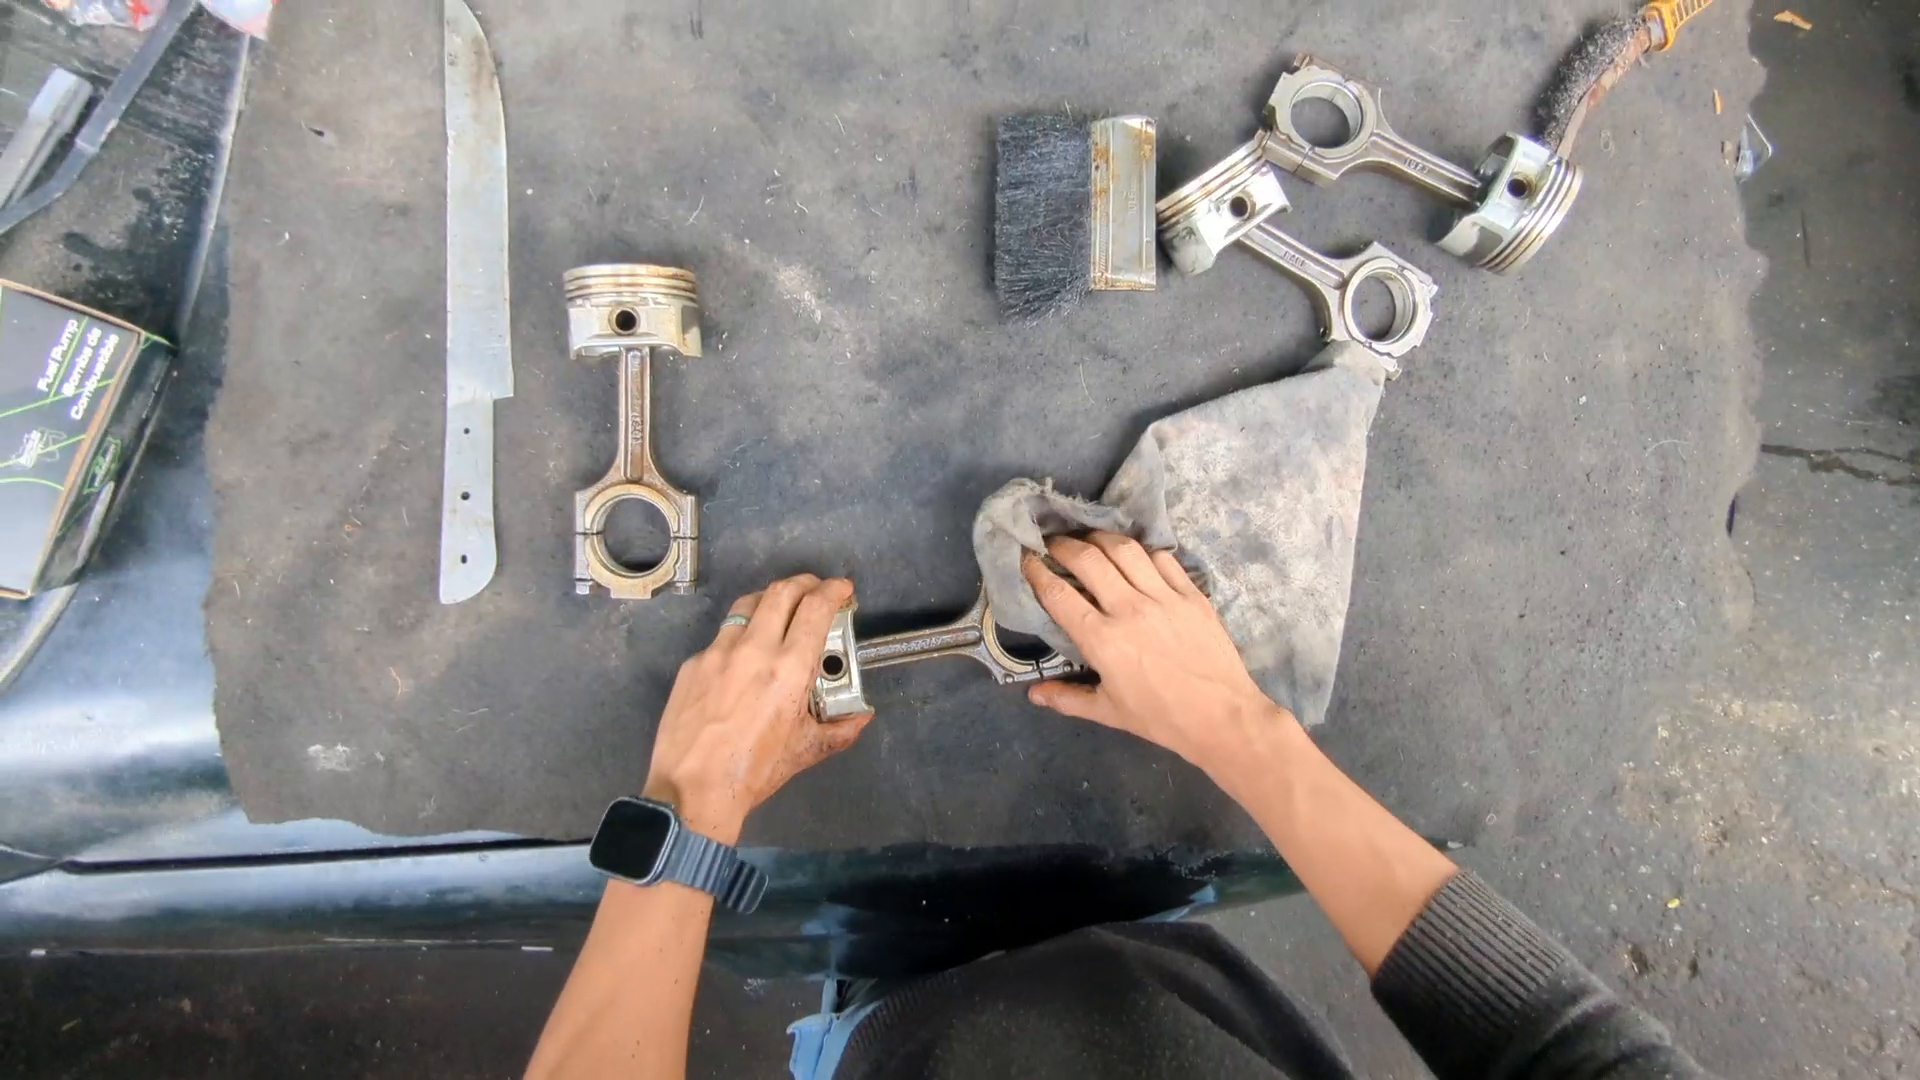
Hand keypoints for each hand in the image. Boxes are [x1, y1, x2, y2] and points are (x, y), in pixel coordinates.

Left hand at [643, 575, 871, 843]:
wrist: (691, 791)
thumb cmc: (754, 772)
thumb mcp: (805, 750)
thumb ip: (841, 729)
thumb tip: (862, 717)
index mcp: (789, 669)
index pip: (816, 608)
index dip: (834, 590)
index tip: (843, 590)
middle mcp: (754, 650)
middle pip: (782, 591)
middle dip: (806, 583)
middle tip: (817, 590)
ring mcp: (718, 653)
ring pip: (749, 605)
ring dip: (772, 599)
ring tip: (781, 611)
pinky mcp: (693, 664)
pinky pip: (722, 636)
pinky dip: (742, 634)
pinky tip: (744, 656)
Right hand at [1022, 533, 1296, 779]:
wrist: (1223, 718)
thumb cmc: (1161, 718)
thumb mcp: (1108, 712)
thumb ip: (1067, 698)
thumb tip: (1033, 694)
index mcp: (1103, 640)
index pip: (1059, 594)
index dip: (1036, 571)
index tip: (1026, 559)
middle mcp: (1129, 609)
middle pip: (1088, 559)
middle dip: (1063, 546)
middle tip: (1052, 544)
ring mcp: (1164, 598)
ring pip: (1125, 549)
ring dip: (1099, 538)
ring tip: (1088, 540)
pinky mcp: (1192, 595)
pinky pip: (1162, 559)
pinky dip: (1141, 551)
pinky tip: (1133, 556)